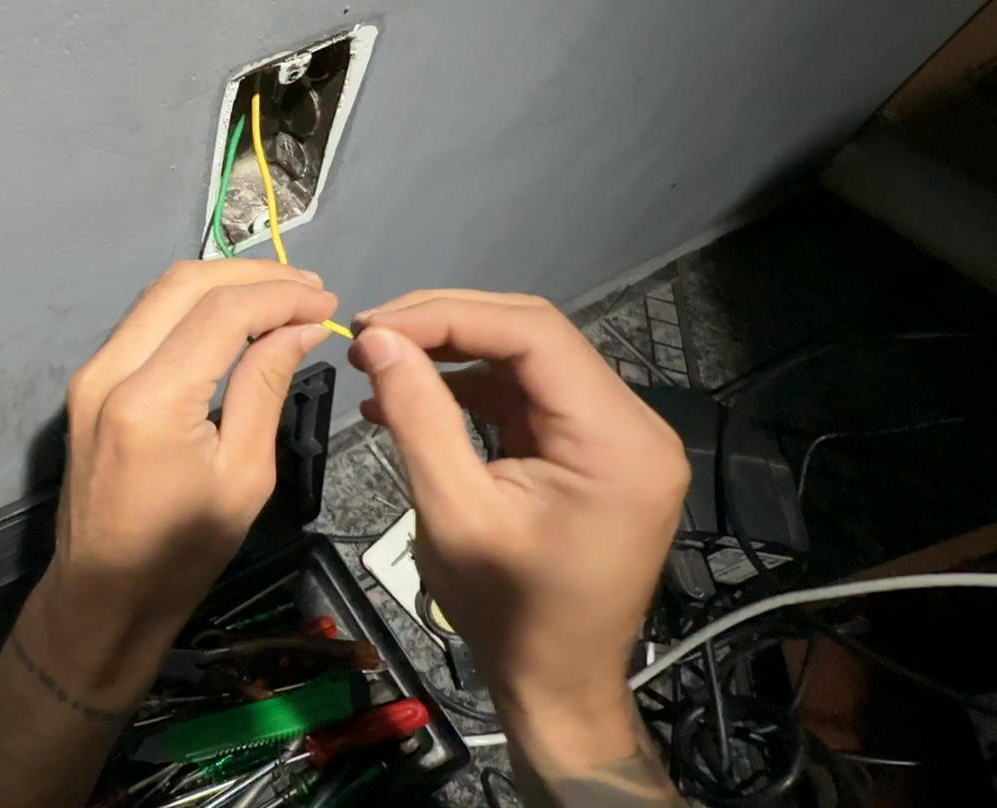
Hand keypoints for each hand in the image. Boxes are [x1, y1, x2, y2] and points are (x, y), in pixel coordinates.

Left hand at [28, 260, 337, 701]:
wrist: (102, 592)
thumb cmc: (182, 554)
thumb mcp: (244, 477)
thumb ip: (265, 388)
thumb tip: (301, 328)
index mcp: (150, 401)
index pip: (221, 313)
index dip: (280, 297)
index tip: (328, 304)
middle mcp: (109, 370)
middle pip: (184, 284)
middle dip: (252, 275)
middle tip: (309, 289)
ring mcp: (91, 371)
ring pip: (160, 293)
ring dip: (222, 284)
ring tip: (281, 296)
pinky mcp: (89, 380)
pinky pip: (145, 321)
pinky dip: (192, 307)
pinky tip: (234, 317)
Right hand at [349, 291, 688, 768]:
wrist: (552, 679)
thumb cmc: (507, 608)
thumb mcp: (451, 510)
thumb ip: (417, 415)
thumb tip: (375, 338)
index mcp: (615, 439)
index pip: (533, 334)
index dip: (447, 316)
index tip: (372, 326)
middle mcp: (627, 422)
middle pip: (530, 334)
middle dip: (442, 324)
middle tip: (368, 334)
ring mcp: (607, 433)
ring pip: (518, 356)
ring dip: (444, 351)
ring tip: (377, 360)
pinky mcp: (579, 446)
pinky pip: (515, 392)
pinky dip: (457, 387)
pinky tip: (404, 399)